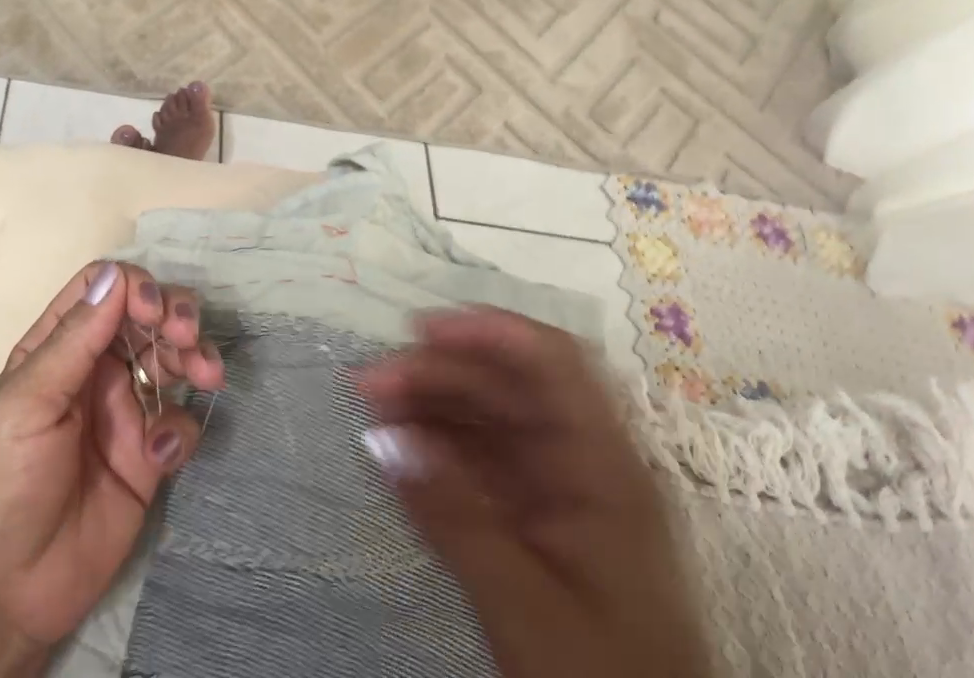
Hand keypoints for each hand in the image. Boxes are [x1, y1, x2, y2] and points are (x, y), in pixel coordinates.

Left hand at [0, 261, 223, 676]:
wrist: (12, 585)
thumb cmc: (4, 481)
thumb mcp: (28, 403)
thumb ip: (74, 341)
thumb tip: (115, 275)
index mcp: (54, 349)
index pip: (100, 291)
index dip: (133, 288)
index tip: (153, 312)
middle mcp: (93, 371)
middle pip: (146, 319)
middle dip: (175, 315)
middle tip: (188, 336)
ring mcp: (123, 413)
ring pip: (173, 362)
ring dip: (195, 358)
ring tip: (207, 375)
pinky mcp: (149, 458)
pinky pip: (181, 423)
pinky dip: (182, 429)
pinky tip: (161, 455)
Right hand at [357, 307, 710, 677]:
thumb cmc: (599, 670)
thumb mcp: (525, 601)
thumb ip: (454, 517)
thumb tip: (381, 438)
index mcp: (604, 468)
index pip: (555, 366)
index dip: (490, 332)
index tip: (418, 330)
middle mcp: (582, 464)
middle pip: (509, 388)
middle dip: (438, 371)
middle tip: (368, 382)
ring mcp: (555, 491)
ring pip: (487, 421)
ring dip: (428, 404)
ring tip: (369, 406)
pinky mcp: (529, 519)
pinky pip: (477, 462)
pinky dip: (434, 446)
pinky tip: (393, 445)